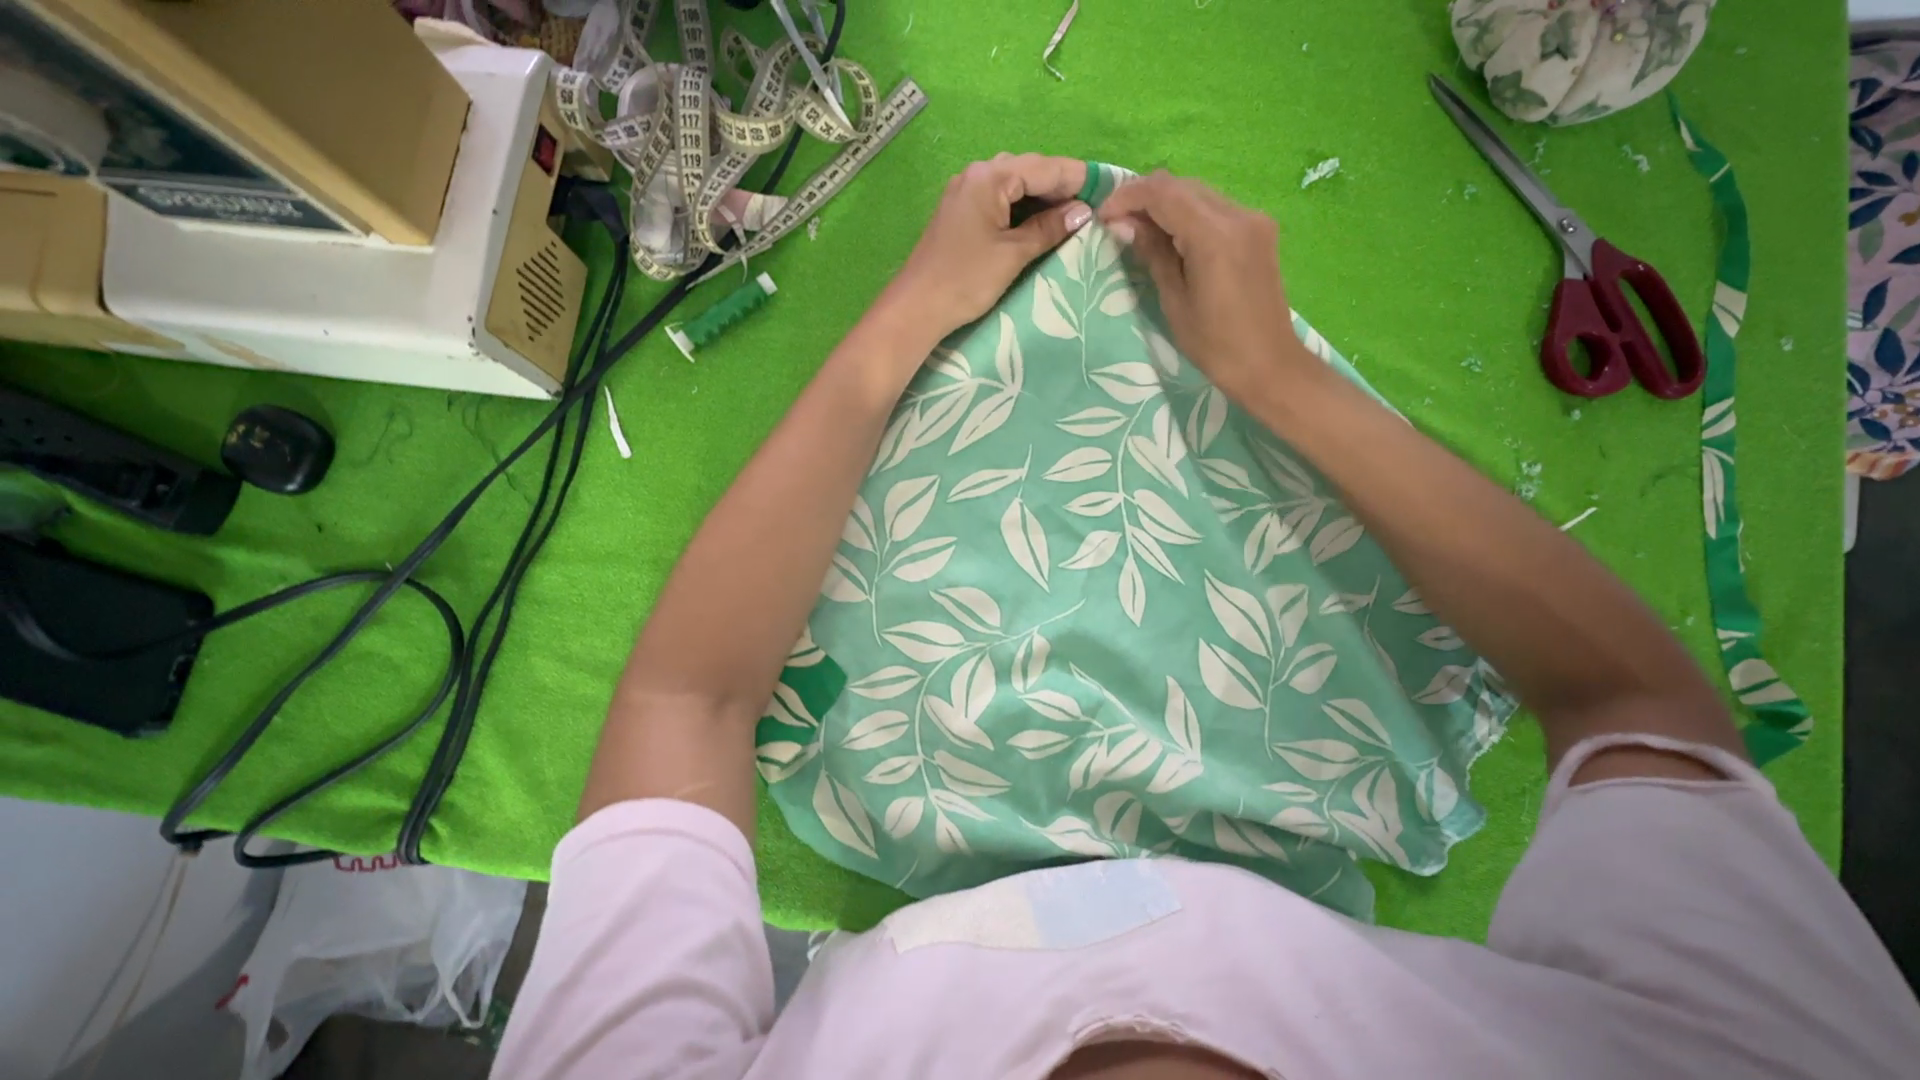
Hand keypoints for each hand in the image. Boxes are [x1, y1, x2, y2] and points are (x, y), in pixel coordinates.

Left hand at [875, 154, 1092, 347]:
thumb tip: (1082, 212)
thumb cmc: (966, 279)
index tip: (1108, 191)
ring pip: (1014, 183)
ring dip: (1043, 196)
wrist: (917, 307)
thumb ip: (1049, 228)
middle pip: (1029, 170)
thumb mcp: (1013, 254)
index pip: (1045, 167)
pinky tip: (1040, 221)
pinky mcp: (961, 211)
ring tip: (1072, 215)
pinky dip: (1023, 206)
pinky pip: (1000, 197)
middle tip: (1094, 205)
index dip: (1077, 179)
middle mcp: (976, 173)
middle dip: (1061, 185)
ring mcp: (966, 191)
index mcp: (990, 176)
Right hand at [1096, 171, 1312, 403]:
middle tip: (1117, 222)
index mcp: (1214, 235)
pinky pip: (1214, 208)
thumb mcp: (1174, 299)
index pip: (1162, 193)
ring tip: (1138, 229)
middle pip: (1180, 186)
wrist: (1268, 363)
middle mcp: (1238, 215)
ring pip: (1197, 193)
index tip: (1103, 216)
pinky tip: (1170, 236)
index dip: (1127, 197)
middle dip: (1144, 197)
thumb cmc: (1215, 343)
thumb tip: (1124, 224)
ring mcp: (1253, 219)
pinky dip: (1187, 214)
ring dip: (1165, 203)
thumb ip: (1152, 252)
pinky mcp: (1258, 229)